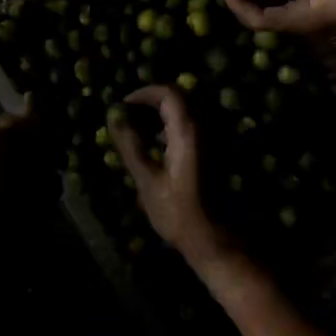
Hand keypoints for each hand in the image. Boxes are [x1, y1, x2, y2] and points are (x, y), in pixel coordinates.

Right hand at [110, 86, 240, 272]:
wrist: (219, 243)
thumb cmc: (179, 214)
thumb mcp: (146, 179)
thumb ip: (130, 143)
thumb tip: (113, 115)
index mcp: (190, 132)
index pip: (168, 93)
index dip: (142, 94)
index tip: (122, 107)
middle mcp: (210, 128)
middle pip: (179, 99)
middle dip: (150, 105)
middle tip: (127, 121)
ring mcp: (220, 139)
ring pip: (188, 112)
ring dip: (162, 116)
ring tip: (138, 135)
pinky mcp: (222, 151)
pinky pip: (196, 126)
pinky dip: (174, 128)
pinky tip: (158, 147)